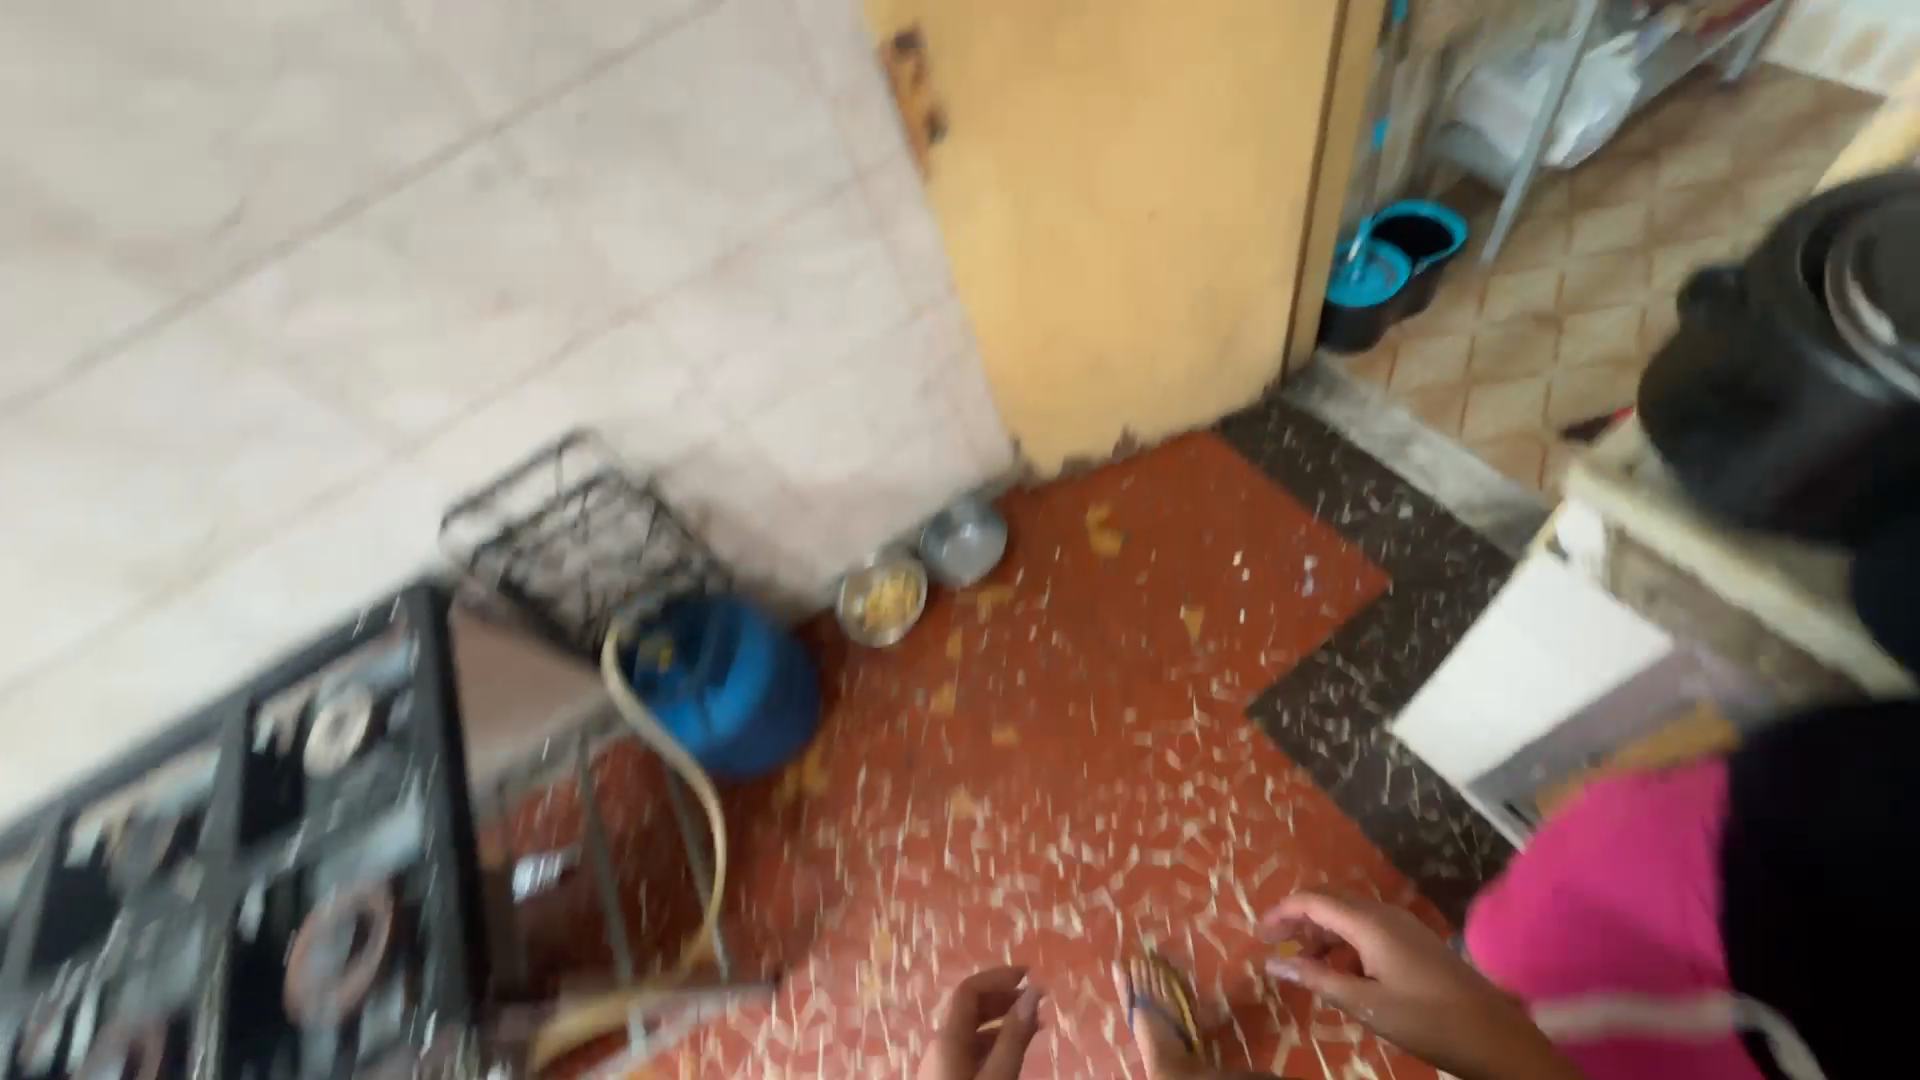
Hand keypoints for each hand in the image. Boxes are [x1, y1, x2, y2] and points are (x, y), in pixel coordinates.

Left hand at [916, 966, 1046, 1079]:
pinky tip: (1013, 1053)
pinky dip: (994, 1044)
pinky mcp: (946, 1079)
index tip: (1029, 974)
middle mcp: (940, 1044)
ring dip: (1002, 1022)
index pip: (969, 989)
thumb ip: (1014, 1036)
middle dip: (1004, 997)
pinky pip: (971, 1052)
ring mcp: (940, 1064)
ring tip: (1034, 1026)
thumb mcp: (998, 1075)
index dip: (998, 976)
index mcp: (947, 1036)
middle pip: (970, 1007)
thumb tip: (1033, 991)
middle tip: (1037, 1000)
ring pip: (972, 1032)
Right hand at [1261, 891, 1581, 1079]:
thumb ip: (1317, 979)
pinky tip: (1345, 974)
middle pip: (1328, 902)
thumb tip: (1272, 964)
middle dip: (1299, 921)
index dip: (1280, 913)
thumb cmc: (1430, 1021)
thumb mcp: (1367, 1005)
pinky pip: (1368, 929)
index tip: (1259, 936)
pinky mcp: (1417, 943)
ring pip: (1349, 916)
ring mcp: (1403, 926)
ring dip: (1322, 934)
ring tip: (1307, 966)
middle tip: (1277, 948)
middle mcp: (1383, 914)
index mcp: (1368, 923)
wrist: (1503, 1042)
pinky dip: (1346, 944)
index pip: (1311, 901)